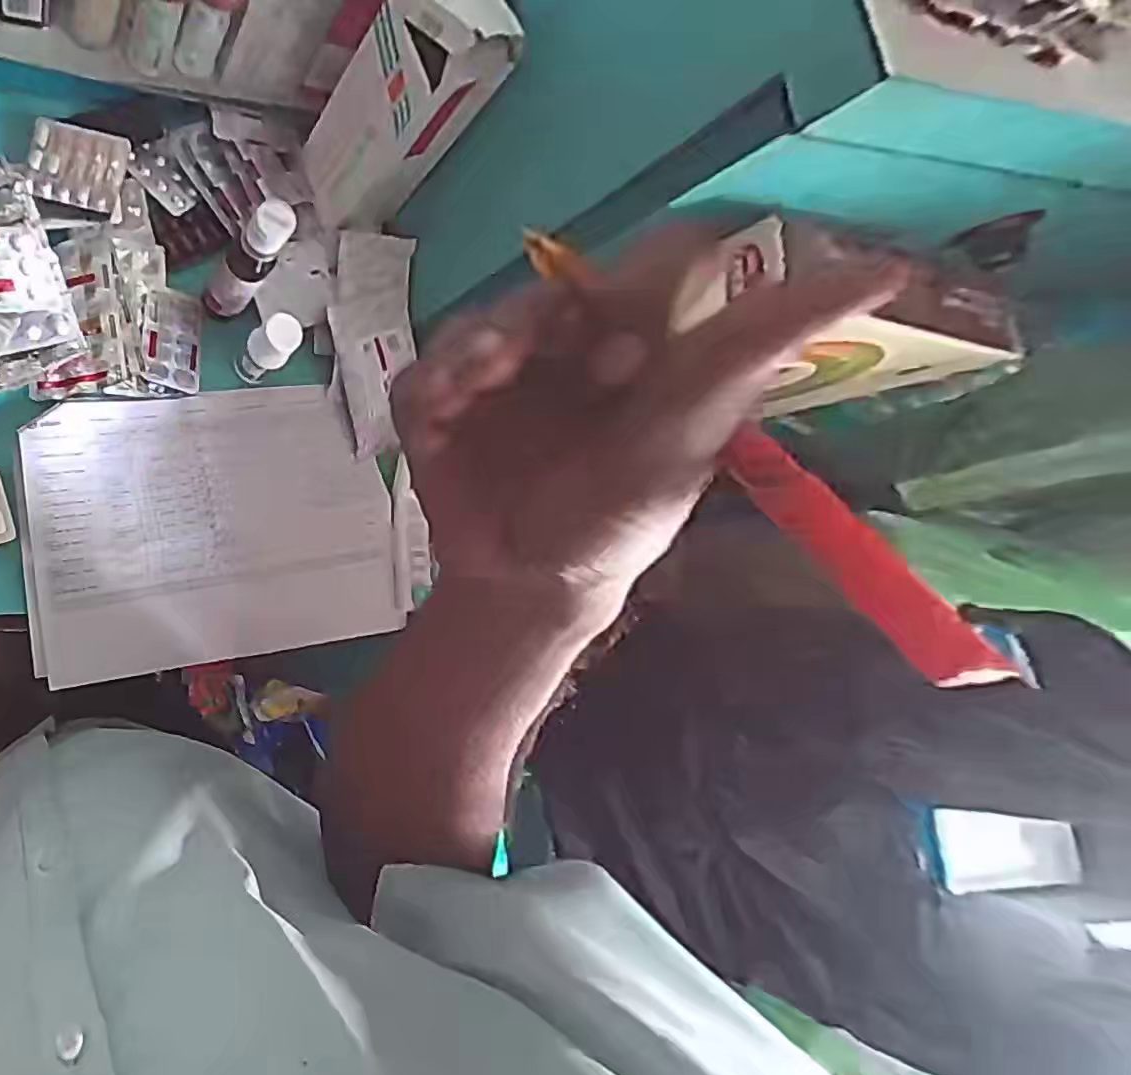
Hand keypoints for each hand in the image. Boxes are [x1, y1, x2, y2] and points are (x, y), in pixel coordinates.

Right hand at [392, 223, 908, 610]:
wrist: (524, 583)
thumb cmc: (608, 526)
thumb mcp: (676, 447)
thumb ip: (741, 360)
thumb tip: (877, 270)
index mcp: (628, 351)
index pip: (632, 277)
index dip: (624, 289)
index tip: (622, 354)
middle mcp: (558, 355)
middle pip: (539, 294)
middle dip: (527, 319)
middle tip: (519, 357)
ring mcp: (492, 382)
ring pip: (471, 327)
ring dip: (467, 347)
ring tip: (473, 383)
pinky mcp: (437, 412)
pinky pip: (419, 379)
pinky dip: (424, 385)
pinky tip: (440, 411)